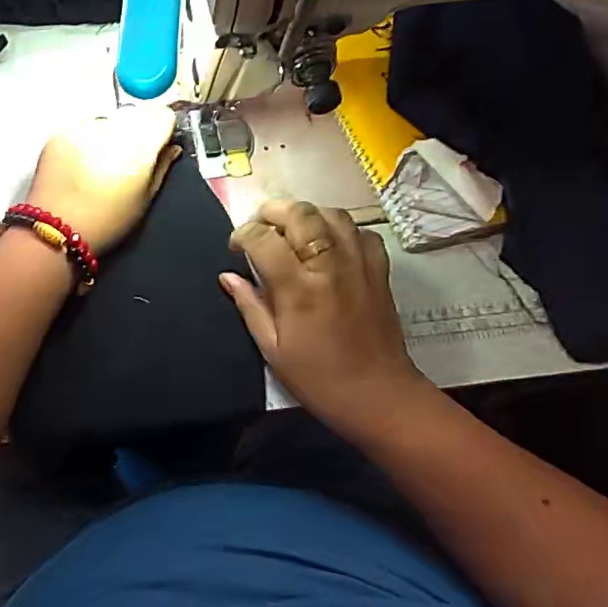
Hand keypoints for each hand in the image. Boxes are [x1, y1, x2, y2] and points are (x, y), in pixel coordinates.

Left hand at [24, 105, 179, 254]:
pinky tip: (79, 166)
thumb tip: (172, 148)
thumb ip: (162, 166)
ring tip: (99, 166)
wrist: (56, 229)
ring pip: (107, 121)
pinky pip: (83, 129)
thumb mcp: (145, 199)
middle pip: (135, 116)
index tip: (158, 146)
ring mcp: (85, 127)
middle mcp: (114, 127)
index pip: (163, 116)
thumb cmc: (109, 220)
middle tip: (125, 162)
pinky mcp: (61, 132)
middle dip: (136, 133)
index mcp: (141, 143)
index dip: (162, 130)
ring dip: (109, 136)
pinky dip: (86, 142)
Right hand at [220, 200, 426, 437]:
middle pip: (300, 213)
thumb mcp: (273, 350)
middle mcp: (329, 266)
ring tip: (291, 230)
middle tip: (259, 229)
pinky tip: (328, 244)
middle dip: (272, 212)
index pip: (264, 239)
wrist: (379, 395)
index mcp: (299, 288)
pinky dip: (340, 229)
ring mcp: (359, 263)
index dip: (243, 234)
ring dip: (306, 214)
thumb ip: (250, 306)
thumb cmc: (319, 379)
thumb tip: (228, 276)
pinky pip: (360, 231)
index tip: (235, 248)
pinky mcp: (379, 269)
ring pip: (331, 213)